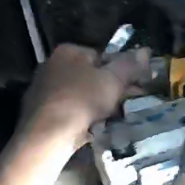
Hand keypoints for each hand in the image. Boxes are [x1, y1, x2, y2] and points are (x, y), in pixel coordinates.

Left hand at [18, 43, 147, 154]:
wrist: (48, 134)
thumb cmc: (81, 100)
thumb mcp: (112, 80)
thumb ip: (129, 65)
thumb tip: (145, 51)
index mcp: (66, 52)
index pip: (100, 56)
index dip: (118, 72)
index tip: (130, 88)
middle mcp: (50, 66)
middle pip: (88, 77)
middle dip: (107, 90)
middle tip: (123, 106)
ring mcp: (41, 90)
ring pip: (78, 96)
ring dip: (94, 106)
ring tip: (109, 120)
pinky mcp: (38, 113)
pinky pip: (67, 112)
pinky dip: (79, 119)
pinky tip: (89, 129)